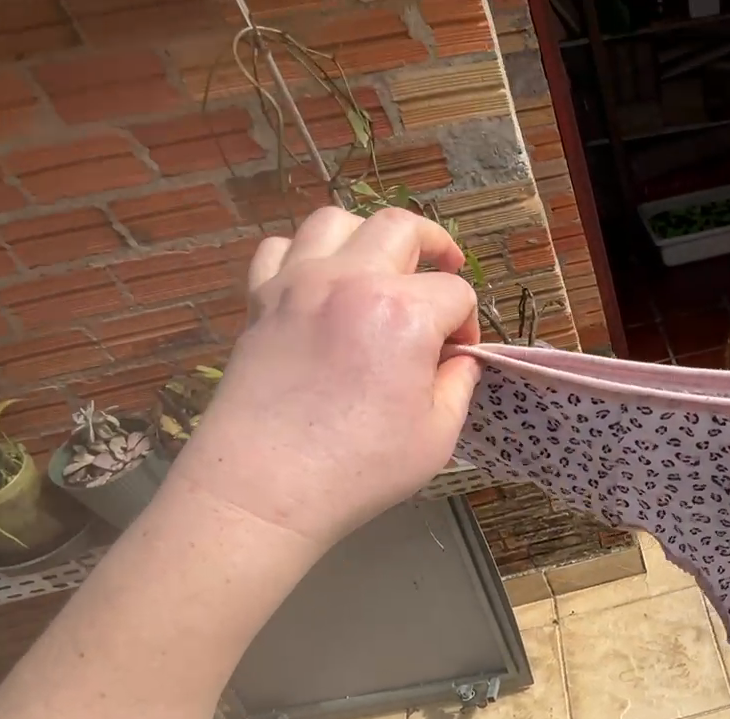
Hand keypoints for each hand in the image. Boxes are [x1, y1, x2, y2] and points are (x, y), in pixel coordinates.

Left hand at [167, 207, 480, 548]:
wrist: (267, 487)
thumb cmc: (363, 467)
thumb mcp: (438, 434)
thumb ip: (458, 384)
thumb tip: (459, 359)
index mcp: (404, 313)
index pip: (456, 292)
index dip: (469, 324)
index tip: (460, 359)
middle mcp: (351, 280)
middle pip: (401, 228)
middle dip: (436, 246)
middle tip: (447, 271)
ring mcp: (298, 284)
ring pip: (338, 220)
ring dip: (371, 237)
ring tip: (385, 268)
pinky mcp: (260, 300)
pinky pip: (282, 247)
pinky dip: (310, 255)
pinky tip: (325, 286)